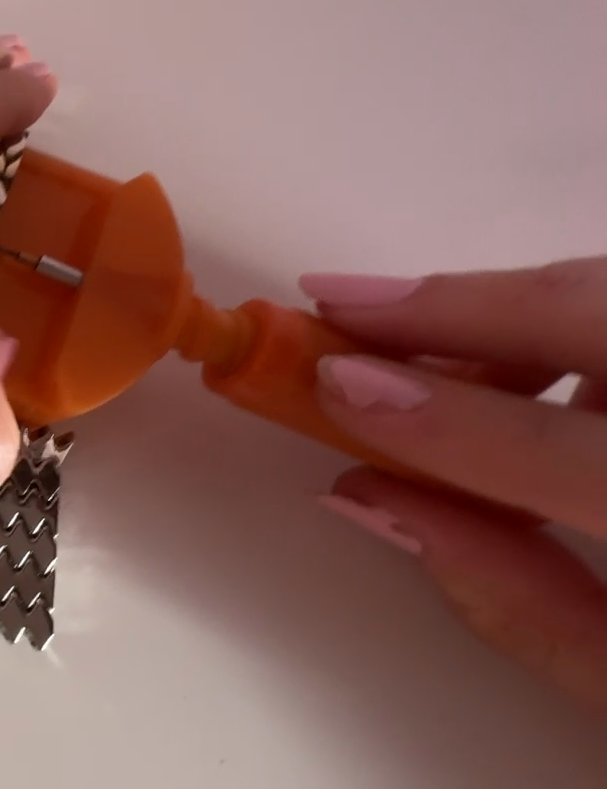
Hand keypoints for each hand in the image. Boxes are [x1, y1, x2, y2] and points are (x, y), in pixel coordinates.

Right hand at [303, 260, 606, 714]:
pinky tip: (544, 370)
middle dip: (462, 306)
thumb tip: (364, 493)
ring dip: (514, 307)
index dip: (442, 414)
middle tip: (337, 304)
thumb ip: (516, 603)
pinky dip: (578, 314)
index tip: (325, 383)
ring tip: (434, 356)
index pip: (584, 459)